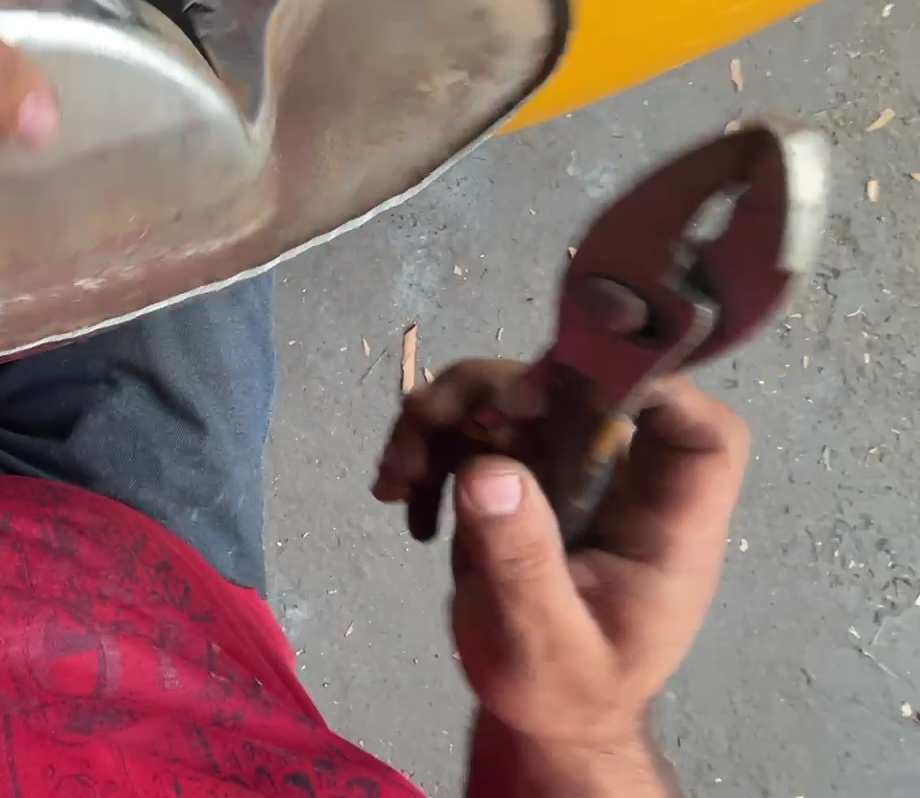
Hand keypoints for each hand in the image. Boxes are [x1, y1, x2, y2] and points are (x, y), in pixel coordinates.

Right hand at [374, 361, 749, 787]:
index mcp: (660, 526)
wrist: (530, 701)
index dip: (644, 391)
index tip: (545, 390)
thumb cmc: (560, 686)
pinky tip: (398, 497)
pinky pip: (457, 430)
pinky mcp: (503, 475)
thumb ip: (520, 558)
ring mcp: (554, 473)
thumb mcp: (540, 638)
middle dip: (488, 390)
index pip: (695, 436)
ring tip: (396, 476)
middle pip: (566, 391)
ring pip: (498, 398)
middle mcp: (610, 483)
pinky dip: (416, 449)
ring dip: (433, 420)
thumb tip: (487, 468)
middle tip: (429, 418)